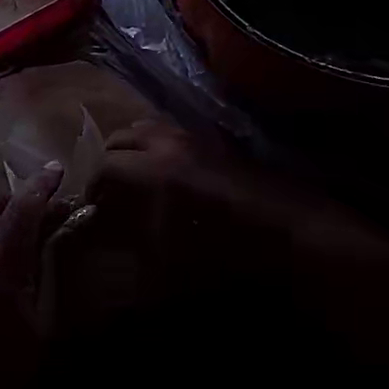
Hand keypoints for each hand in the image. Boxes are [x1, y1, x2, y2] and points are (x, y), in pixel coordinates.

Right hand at [91, 120, 388, 278]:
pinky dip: (156, 145)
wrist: (297, 236)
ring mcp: (194, 139)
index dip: (91, 186)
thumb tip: (112, 233)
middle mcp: (169, 144)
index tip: (90, 206)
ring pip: (146, 127)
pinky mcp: (215, 144)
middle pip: (120, 137)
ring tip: (132, 174)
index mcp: (154, 170)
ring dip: (130, 147)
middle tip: (107, 188)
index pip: (104, 165)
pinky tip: (166, 172)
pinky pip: (172, 133)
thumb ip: (136, 242)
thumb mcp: (173, 260)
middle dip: (107, 160)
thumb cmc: (233, 254)